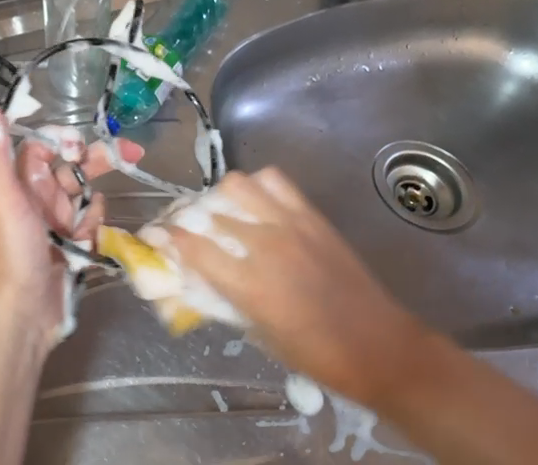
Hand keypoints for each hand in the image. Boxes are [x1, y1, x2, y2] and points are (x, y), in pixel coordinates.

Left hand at [0, 108, 142, 343]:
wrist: (25, 309)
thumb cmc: (14, 248)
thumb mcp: (2, 195)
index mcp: (19, 180)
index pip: (44, 144)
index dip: (64, 138)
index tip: (81, 144)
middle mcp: (37, 196)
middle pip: (73, 166)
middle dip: (98, 159)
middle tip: (131, 153)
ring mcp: (56, 222)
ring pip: (87, 196)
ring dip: (94, 205)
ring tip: (83, 229)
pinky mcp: (72, 245)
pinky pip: (93, 225)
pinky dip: (96, 230)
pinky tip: (87, 246)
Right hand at [168, 168, 438, 407]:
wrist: (381, 348)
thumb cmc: (318, 356)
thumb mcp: (261, 336)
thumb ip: (225, 301)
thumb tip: (195, 281)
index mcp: (248, 283)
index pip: (190, 245)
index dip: (166, 236)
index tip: (156, 235)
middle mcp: (263, 245)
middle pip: (208, 212)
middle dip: (188, 217)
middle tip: (187, 226)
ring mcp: (288, 224)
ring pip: (237, 185)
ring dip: (222, 197)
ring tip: (225, 212)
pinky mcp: (311, 216)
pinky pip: (274, 181)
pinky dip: (259, 186)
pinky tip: (258, 203)